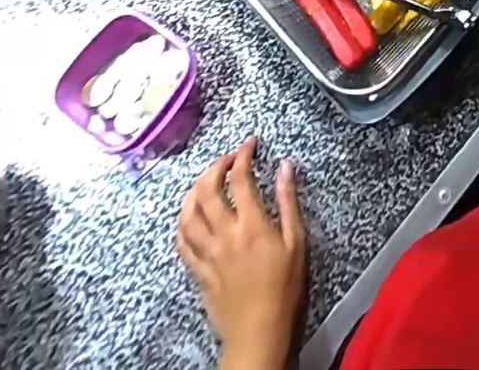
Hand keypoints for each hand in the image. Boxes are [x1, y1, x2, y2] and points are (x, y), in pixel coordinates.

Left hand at [176, 136, 305, 368]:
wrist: (258, 334)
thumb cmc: (283, 287)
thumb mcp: (296, 242)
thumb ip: (288, 201)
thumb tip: (285, 166)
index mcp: (251, 224)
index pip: (241, 177)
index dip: (243, 154)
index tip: (249, 143)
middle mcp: (225, 233)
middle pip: (208, 189)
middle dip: (215, 166)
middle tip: (227, 158)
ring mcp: (207, 251)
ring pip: (189, 212)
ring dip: (195, 190)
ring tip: (206, 180)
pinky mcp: (197, 269)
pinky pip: (182, 240)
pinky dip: (183, 221)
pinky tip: (190, 214)